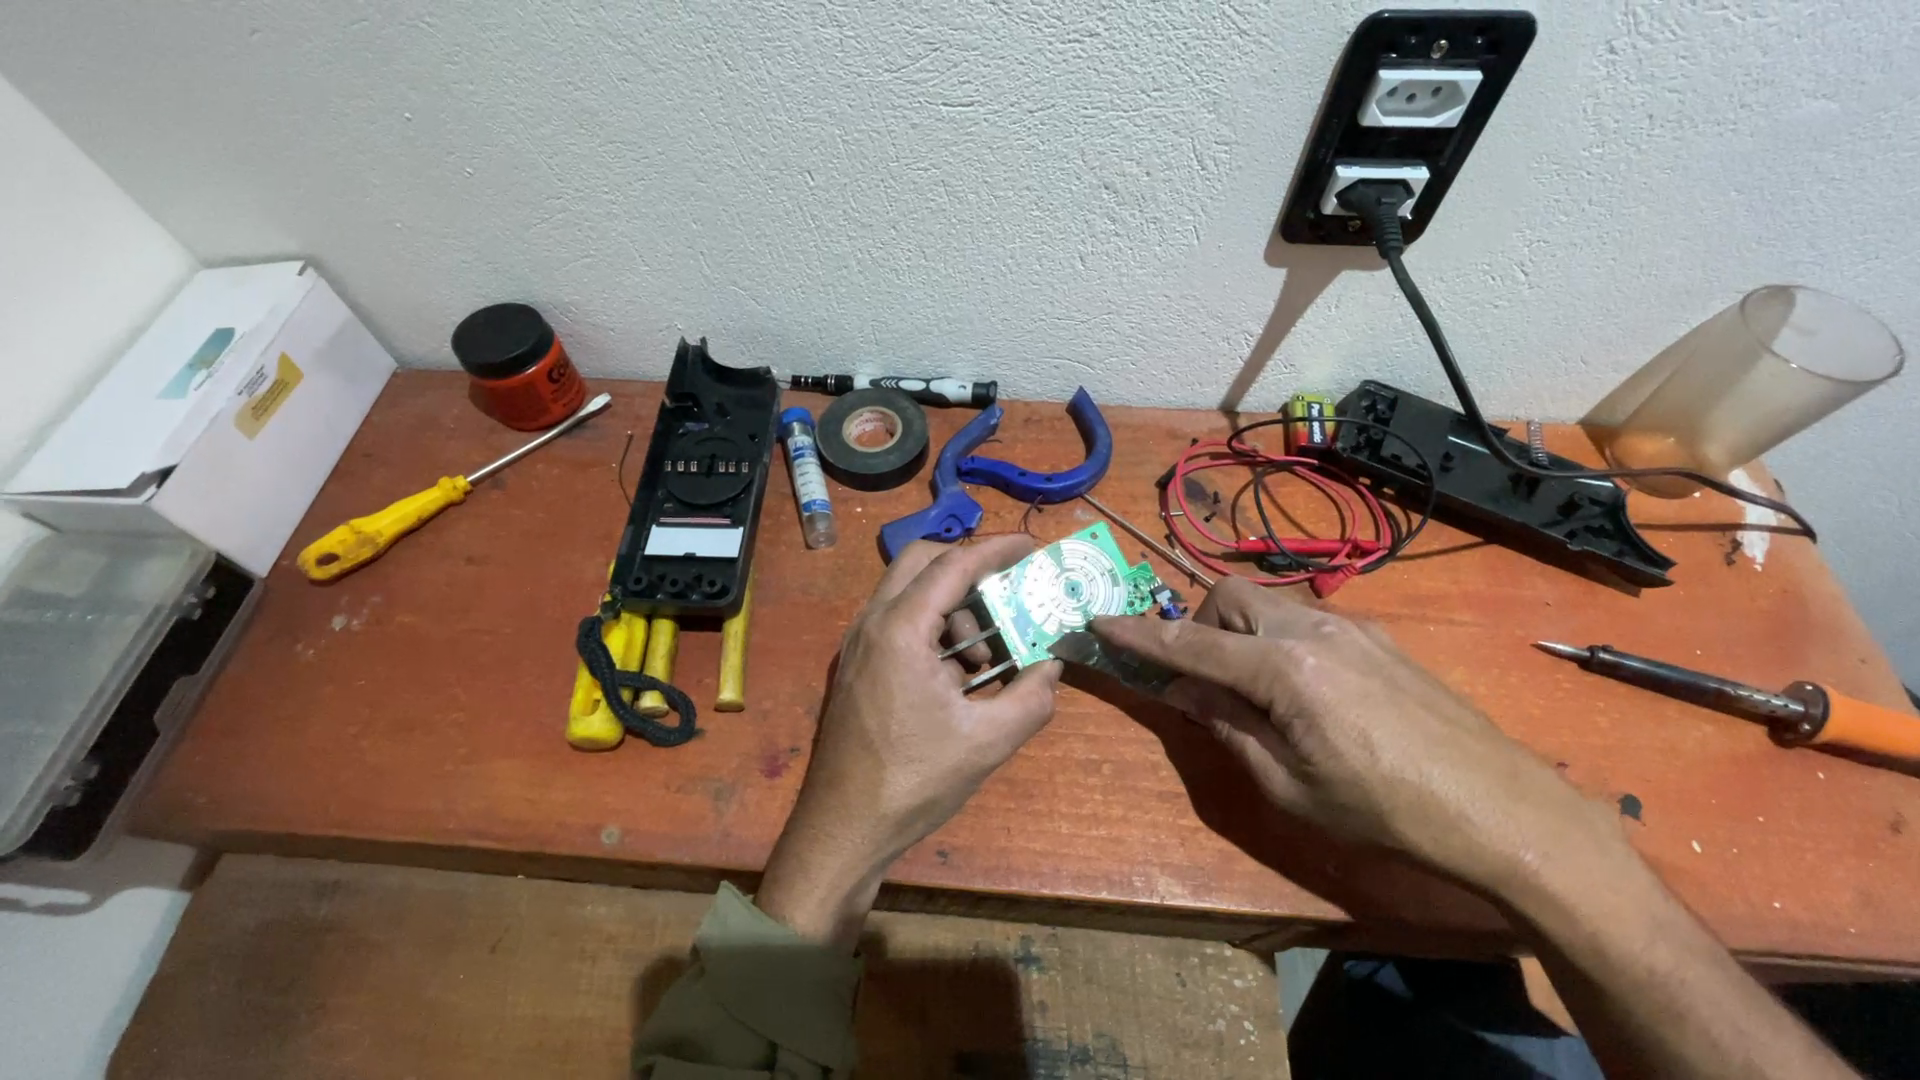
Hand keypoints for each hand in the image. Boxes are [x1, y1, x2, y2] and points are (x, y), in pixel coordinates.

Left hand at [757, 536, 1061, 944]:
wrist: (842, 827)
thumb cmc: (914, 782)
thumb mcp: (988, 742)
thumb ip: (1032, 697)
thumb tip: (1051, 666)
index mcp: (900, 630)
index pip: (954, 565)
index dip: (997, 550)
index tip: (1033, 546)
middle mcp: (871, 623)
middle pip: (921, 562)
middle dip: (968, 569)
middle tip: (1006, 594)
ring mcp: (857, 644)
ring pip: (907, 592)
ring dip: (951, 607)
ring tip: (984, 659)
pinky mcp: (854, 666)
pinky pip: (896, 622)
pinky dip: (931, 628)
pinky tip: (957, 677)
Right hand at [1092, 578, 1621, 896]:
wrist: (1501, 811)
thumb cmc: (1383, 811)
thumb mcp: (1288, 785)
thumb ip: (1227, 726)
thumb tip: (1184, 690)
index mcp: (1283, 669)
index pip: (1191, 641)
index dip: (1139, 632)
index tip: (1097, 620)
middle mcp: (1313, 629)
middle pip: (1229, 595)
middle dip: (1198, 623)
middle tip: (1201, 678)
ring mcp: (1352, 628)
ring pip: (1269, 601)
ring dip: (1239, 628)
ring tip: (1251, 686)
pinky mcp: (1379, 639)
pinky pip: (1306, 618)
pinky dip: (1277, 637)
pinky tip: (1302, 688)